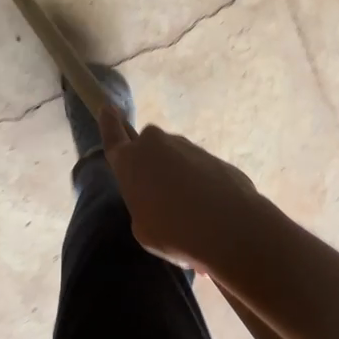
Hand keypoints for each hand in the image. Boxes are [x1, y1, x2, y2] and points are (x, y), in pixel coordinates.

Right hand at [98, 110, 260, 271]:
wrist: (230, 227)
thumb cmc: (174, 231)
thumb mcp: (144, 229)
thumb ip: (143, 205)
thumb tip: (159, 198)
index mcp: (130, 160)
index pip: (113, 136)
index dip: (109, 122)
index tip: (107, 107)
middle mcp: (155, 144)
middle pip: (148, 149)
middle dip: (152, 165)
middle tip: (161, 197)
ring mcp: (187, 147)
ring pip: (176, 160)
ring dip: (179, 180)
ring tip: (192, 216)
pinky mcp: (213, 157)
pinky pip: (200, 171)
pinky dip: (201, 186)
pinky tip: (211, 214)